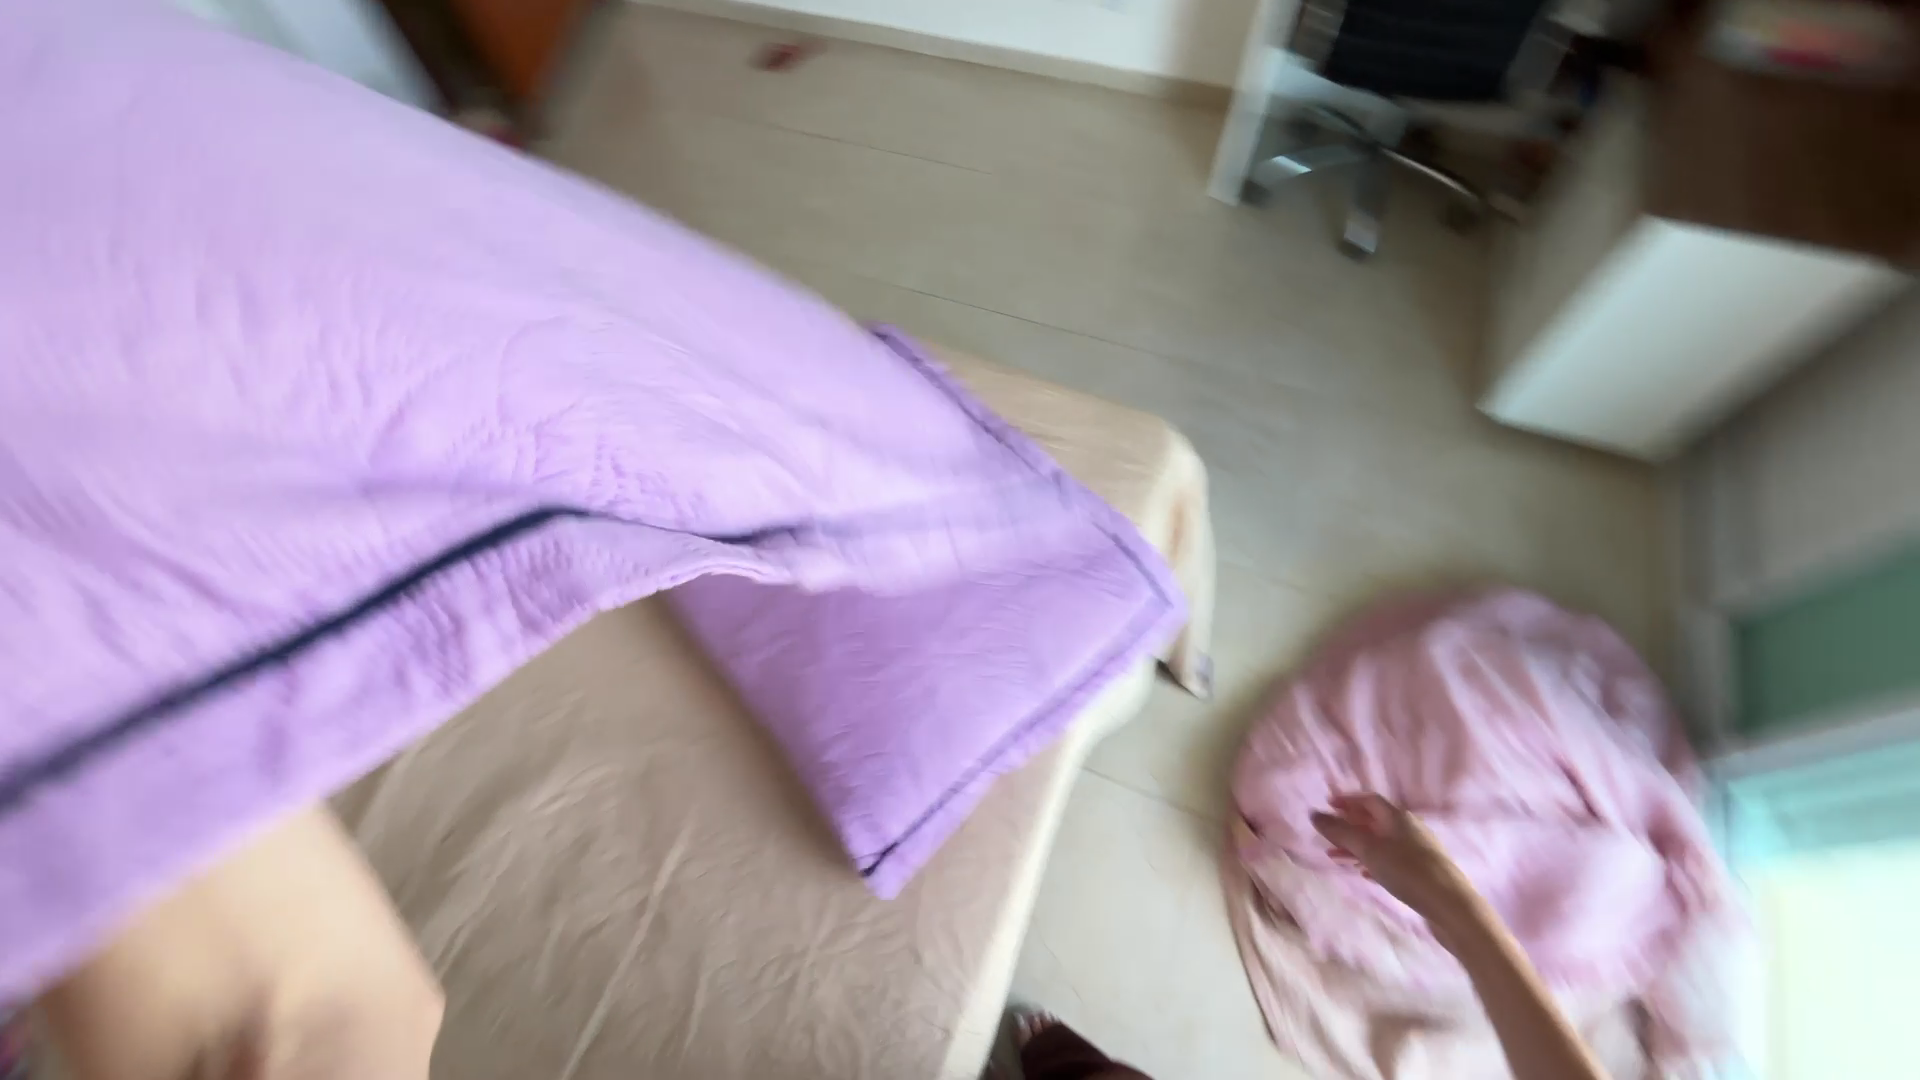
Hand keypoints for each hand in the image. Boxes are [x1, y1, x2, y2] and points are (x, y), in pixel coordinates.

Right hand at [1310, 793, 1480, 935]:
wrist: (1453, 907)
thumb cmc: (1408, 871)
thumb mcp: (1369, 850)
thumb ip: (1340, 832)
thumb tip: (1314, 814)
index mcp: (1397, 817)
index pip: (1368, 800)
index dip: (1347, 800)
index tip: (1328, 806)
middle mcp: (1409, 828)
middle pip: (1374, 820)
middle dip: (1349, 825)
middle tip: (1328, 833)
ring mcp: (1418, 850)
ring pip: (1381, 841)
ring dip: (1358, 845)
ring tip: (1337, 857)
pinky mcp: (1424, 871)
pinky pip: (1391, 858)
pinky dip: (1373, 860)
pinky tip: (1365, 873)